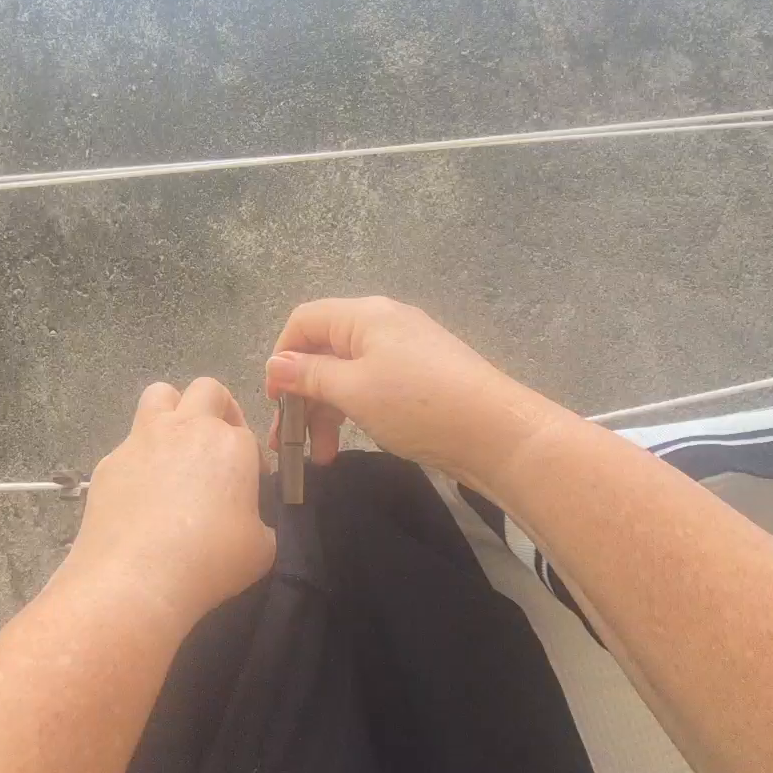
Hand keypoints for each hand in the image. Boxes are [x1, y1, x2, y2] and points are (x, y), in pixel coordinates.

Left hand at [61, 378, 272, 628]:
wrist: (136, 578)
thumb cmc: (208, 562)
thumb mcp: (261, 550)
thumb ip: (260, 523)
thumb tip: (246, 520)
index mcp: (230, 444)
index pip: (247, 434)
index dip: (250, 459)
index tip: (247, 486)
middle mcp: (187, 428)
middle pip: (207, 389)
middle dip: (218, 409)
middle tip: (217, 445)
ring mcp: (143, 439)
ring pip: (160, 394)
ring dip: (173, 410)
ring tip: (175, 448)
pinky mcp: (109, 460)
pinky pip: (129, 444)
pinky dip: (139, 458)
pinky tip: (140, 495)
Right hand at [263, 297, 571, 483]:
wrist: (498, 434)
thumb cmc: (417, 404)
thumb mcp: (354, 390)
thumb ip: (309, 375)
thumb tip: (274, 363)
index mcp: (363, 315)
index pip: (304, 321)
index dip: (281, 357)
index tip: (274, 400)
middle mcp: (382, 324)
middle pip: (324, 351)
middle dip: (302, 395)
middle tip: (290, 441)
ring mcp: (403, 351)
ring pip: (346, 375)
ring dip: (326, 412)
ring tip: (321, 457)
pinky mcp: (419, 378)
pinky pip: (371, 387)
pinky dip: (353, 412)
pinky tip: (349, 443)